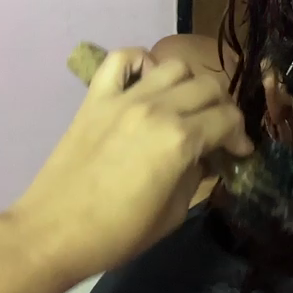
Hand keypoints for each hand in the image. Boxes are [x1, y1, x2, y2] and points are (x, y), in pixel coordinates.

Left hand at [7, 49, 251, 281]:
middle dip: (223, 108)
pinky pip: (122, 58)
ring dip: (190, 84)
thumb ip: (197, 177)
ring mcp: (124, 98)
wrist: (52, 234)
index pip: (228, 119)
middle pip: (208, 87)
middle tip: (217, 131)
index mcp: (180, 140)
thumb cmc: (117, 234)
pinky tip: (146, 81)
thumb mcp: (173, 214)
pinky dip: (140, 61)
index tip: (239, 151)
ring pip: (174, 66)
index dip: (240, 135)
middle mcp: (157, 108)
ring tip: (185, 106)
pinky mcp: (96, 97)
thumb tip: (206, 159)